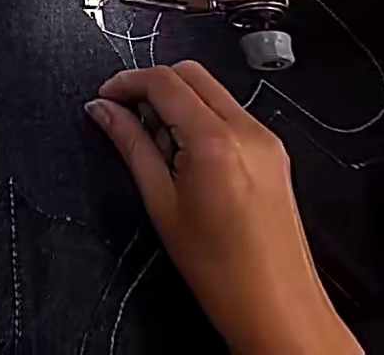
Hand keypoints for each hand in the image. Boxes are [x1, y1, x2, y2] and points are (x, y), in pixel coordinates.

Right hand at [87, 63, 360, 354]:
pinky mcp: (272, 146)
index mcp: (215, 142)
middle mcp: (246, 129)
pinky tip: (187, 152)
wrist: (279, 312)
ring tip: (160, 144)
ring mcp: (264, 135)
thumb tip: (104, 112)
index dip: (128, 81)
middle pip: (188, 72)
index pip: (164, 81)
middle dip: (152, 85)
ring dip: (177, 99)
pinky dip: (200, 115)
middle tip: (128, 114)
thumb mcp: (162, 204)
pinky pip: (228, 109)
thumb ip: (130, 145)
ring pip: (209, 87)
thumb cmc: (223, 274)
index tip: (107, 95)